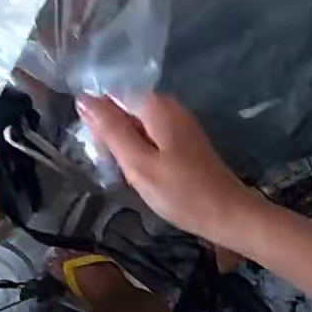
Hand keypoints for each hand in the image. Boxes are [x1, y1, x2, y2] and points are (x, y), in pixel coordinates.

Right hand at [77, 93, 264, 243]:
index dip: (99, 121)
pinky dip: (143, 155)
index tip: (101, 151)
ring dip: (127, 149)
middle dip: (113, 136)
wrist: (228, 215)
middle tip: (116, 167)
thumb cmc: (181, 193)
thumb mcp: (138, 163)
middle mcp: (170, 107)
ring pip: (137, 128)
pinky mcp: (185, 142)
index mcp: (157, 105)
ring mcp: (180, 124)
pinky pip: (152, 140)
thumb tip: (83, 98)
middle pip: (125, 111)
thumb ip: (110, 129)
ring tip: (130, 174)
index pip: (111, 96)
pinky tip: (147, 176)